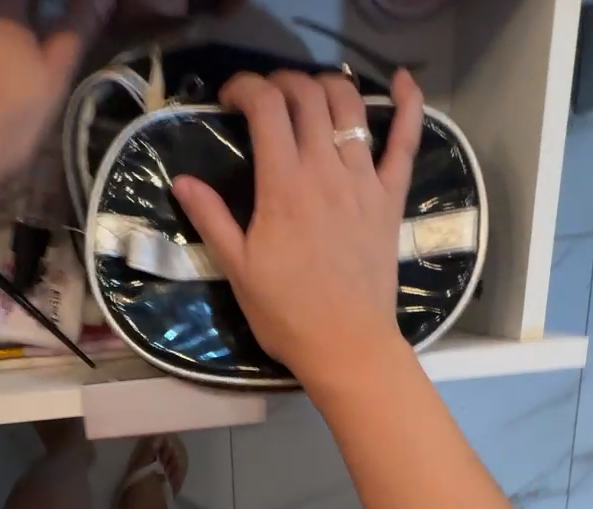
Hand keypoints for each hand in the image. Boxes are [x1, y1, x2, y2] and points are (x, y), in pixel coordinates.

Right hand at [172, 69, 424, 386]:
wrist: (344, 343)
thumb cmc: (284, 314)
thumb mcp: (237, 270)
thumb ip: (212, 219)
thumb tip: (182, 182)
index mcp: (283, 187)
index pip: (266, 109)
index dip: (246, 88)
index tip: (229, 99)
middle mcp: (326, 170)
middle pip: (309, 97)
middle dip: (283, 82)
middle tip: (265, 99)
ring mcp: (363, 180)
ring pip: (351, 107)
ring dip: (328, 86)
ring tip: (309, 94)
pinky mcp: (390, 197)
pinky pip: (405, 141)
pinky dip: (409, 105)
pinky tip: (406, 81)